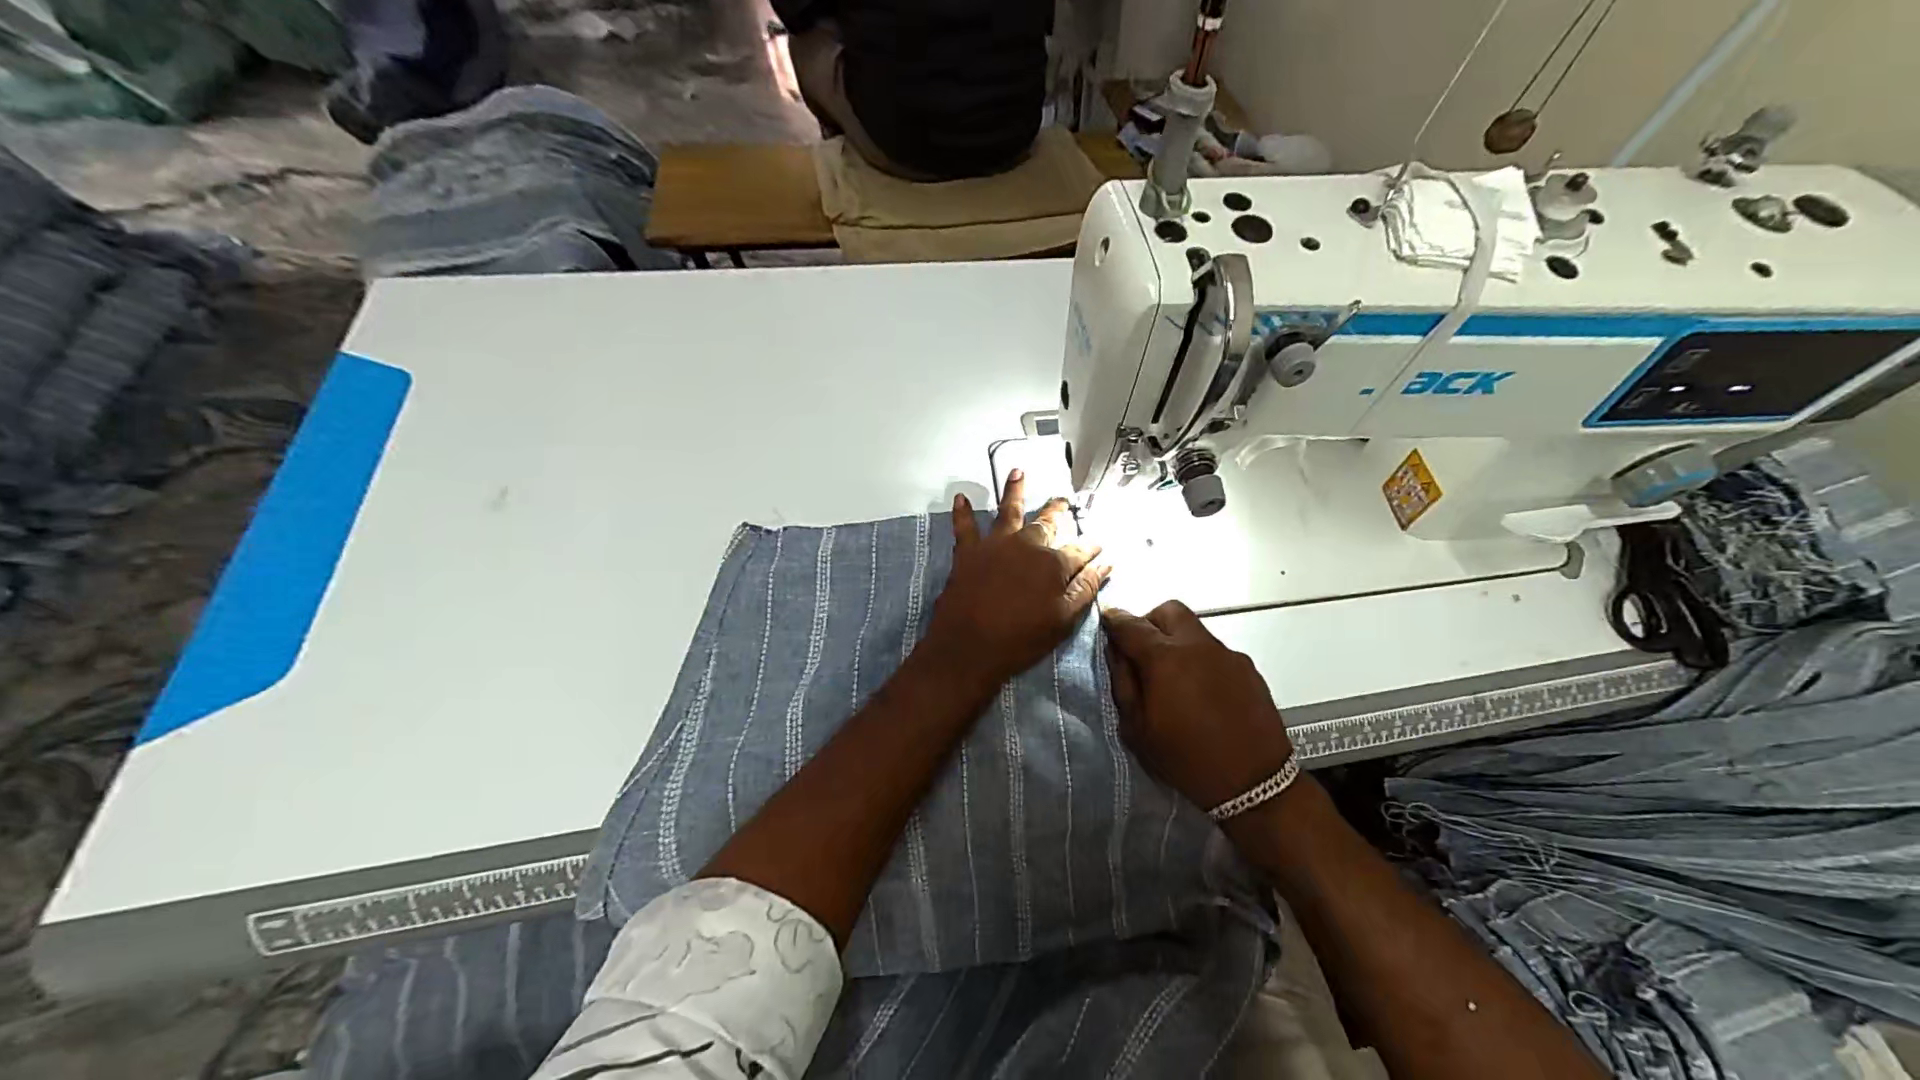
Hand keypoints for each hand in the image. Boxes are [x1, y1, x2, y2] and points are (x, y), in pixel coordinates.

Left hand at [924, 470, 1107, 688]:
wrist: (968, 646)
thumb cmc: (1020, 639)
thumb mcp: (1063, 620)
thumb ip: (1085, 589)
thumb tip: (1104, 564)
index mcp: (1053, 564)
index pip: (1080, 550)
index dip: (1092, 548)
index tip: (1099, 544)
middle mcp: (1026, 545)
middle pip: (1047, 523)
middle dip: (1057, 511)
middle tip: (1063, 501)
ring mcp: (995, 545)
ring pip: (1008, 511)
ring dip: (1015, 491)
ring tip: (1018, 472)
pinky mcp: (968, 553)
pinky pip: (964, 527)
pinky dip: (962, 513)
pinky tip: (961, 498)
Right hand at [1104, 601, 1293, 811]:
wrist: (1255, 784)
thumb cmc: (1187, 760)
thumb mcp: (1138, 730)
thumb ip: (1123, 684)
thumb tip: (1117, 654)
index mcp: (1165, 658)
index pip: (1131, 624)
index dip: (1114, 621)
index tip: (1107, 625)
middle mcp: (1197, 646)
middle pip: (1168, 611)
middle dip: (1150, 623)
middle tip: (1142, 652)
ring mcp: (1227, 655)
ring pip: (1194, 630)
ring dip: (1176, 641)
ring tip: (1173, 678)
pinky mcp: (1248, 669)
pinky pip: (1215, 652)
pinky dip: (1201, 660)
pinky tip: (1202, 693)